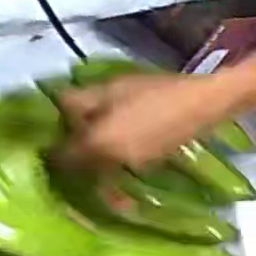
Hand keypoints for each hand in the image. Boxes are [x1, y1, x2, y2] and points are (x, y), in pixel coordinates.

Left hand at [59, 73, 228, 167]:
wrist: (208, 102)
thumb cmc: (156, 92)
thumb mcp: (107, 88)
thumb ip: (74, 102)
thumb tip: (58, 113)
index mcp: (97, 146)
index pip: (60, 156)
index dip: (51, 145)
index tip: (48, 132)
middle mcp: (115, 163)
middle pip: (85, 166)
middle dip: (76, 153)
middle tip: (73, 133)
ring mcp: (140, 164)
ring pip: (108, 166)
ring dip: (100, 155)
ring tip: (100, 133)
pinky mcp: (158, 161)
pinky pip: (127, 162)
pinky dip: (121, 154)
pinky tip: (126, 135)